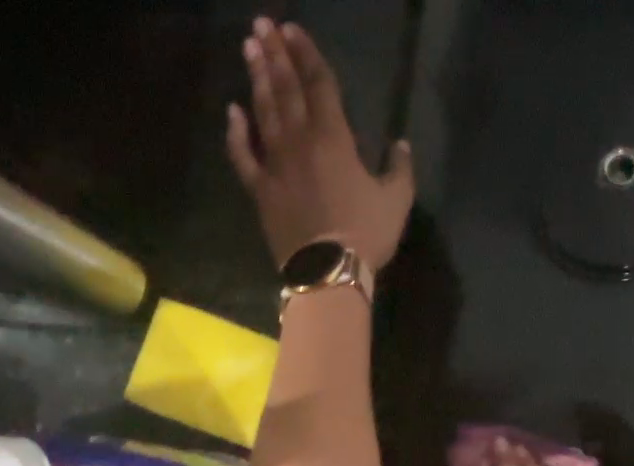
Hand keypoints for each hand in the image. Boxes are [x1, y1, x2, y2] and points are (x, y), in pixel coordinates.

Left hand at [226, 19, 414, 270]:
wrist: (328, 271)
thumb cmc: (366, 234)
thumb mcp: (397, 201)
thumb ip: (399, 168)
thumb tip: (401, 144)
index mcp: (335, 138)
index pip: (318, 84)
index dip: (306, 54)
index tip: (292, 29)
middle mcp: (300, 141)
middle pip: (285, 88)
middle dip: (274, 53)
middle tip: (261, 25)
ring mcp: (275, 164)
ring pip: (262, 111)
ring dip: (256, 78)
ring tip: (249, 49)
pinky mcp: (260, 190)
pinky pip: (242, 155)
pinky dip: (236, 132)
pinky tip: (232, 110)